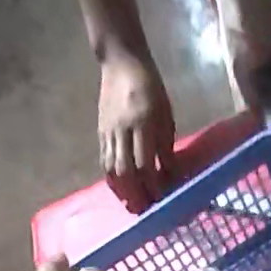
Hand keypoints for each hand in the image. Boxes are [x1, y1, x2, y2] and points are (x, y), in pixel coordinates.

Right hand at [98, 52, 174, 205]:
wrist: (120, 61)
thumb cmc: (150, 87)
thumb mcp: (165, 113)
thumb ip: (166, 145)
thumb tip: (170, 175)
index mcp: (142, 122)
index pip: (145, 163)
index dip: (153, 184)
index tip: (161, 198)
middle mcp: (122, 130)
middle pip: (125, 171)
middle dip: (136, 194)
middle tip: (145, 209)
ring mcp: (108, 132)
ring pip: (111, 169)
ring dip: (122, 191)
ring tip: (131, 204)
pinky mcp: (100, 132)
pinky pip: (104, 161)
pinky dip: (112, 179)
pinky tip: (120, 189)